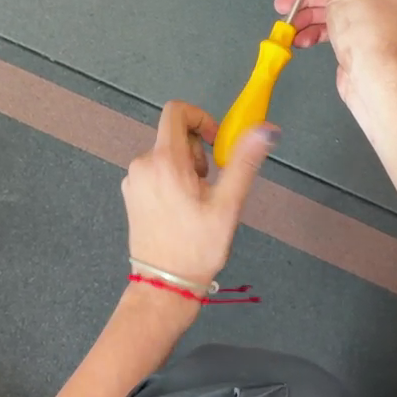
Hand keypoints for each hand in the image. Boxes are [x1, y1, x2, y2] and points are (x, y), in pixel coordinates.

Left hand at [122, 101, 277, 291]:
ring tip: (196, 204)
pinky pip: (155, 173)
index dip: (201, 118)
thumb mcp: (228, 204)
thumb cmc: (198, 246)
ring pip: (166, 156)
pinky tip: (181, 211)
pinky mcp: (131, 195)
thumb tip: (265, 129)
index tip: (216, 143)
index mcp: (164, 160)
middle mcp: (142, 164)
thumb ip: (245, 161)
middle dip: (197, 154)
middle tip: (209, 188)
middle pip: (174, 137)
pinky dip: (171, 181)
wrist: (165, 284)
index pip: (176, 112)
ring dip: (185, 169)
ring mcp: (133, 180)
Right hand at [276, 0, 396, 98]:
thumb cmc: (374, 31)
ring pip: (343, 8)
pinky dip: (323, 30)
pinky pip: (346, 27)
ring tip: (290, 23)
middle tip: (290, 0)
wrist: (378, 77)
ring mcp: (390, 18)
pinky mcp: (376, 39)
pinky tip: (302, 37)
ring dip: (312, 16)